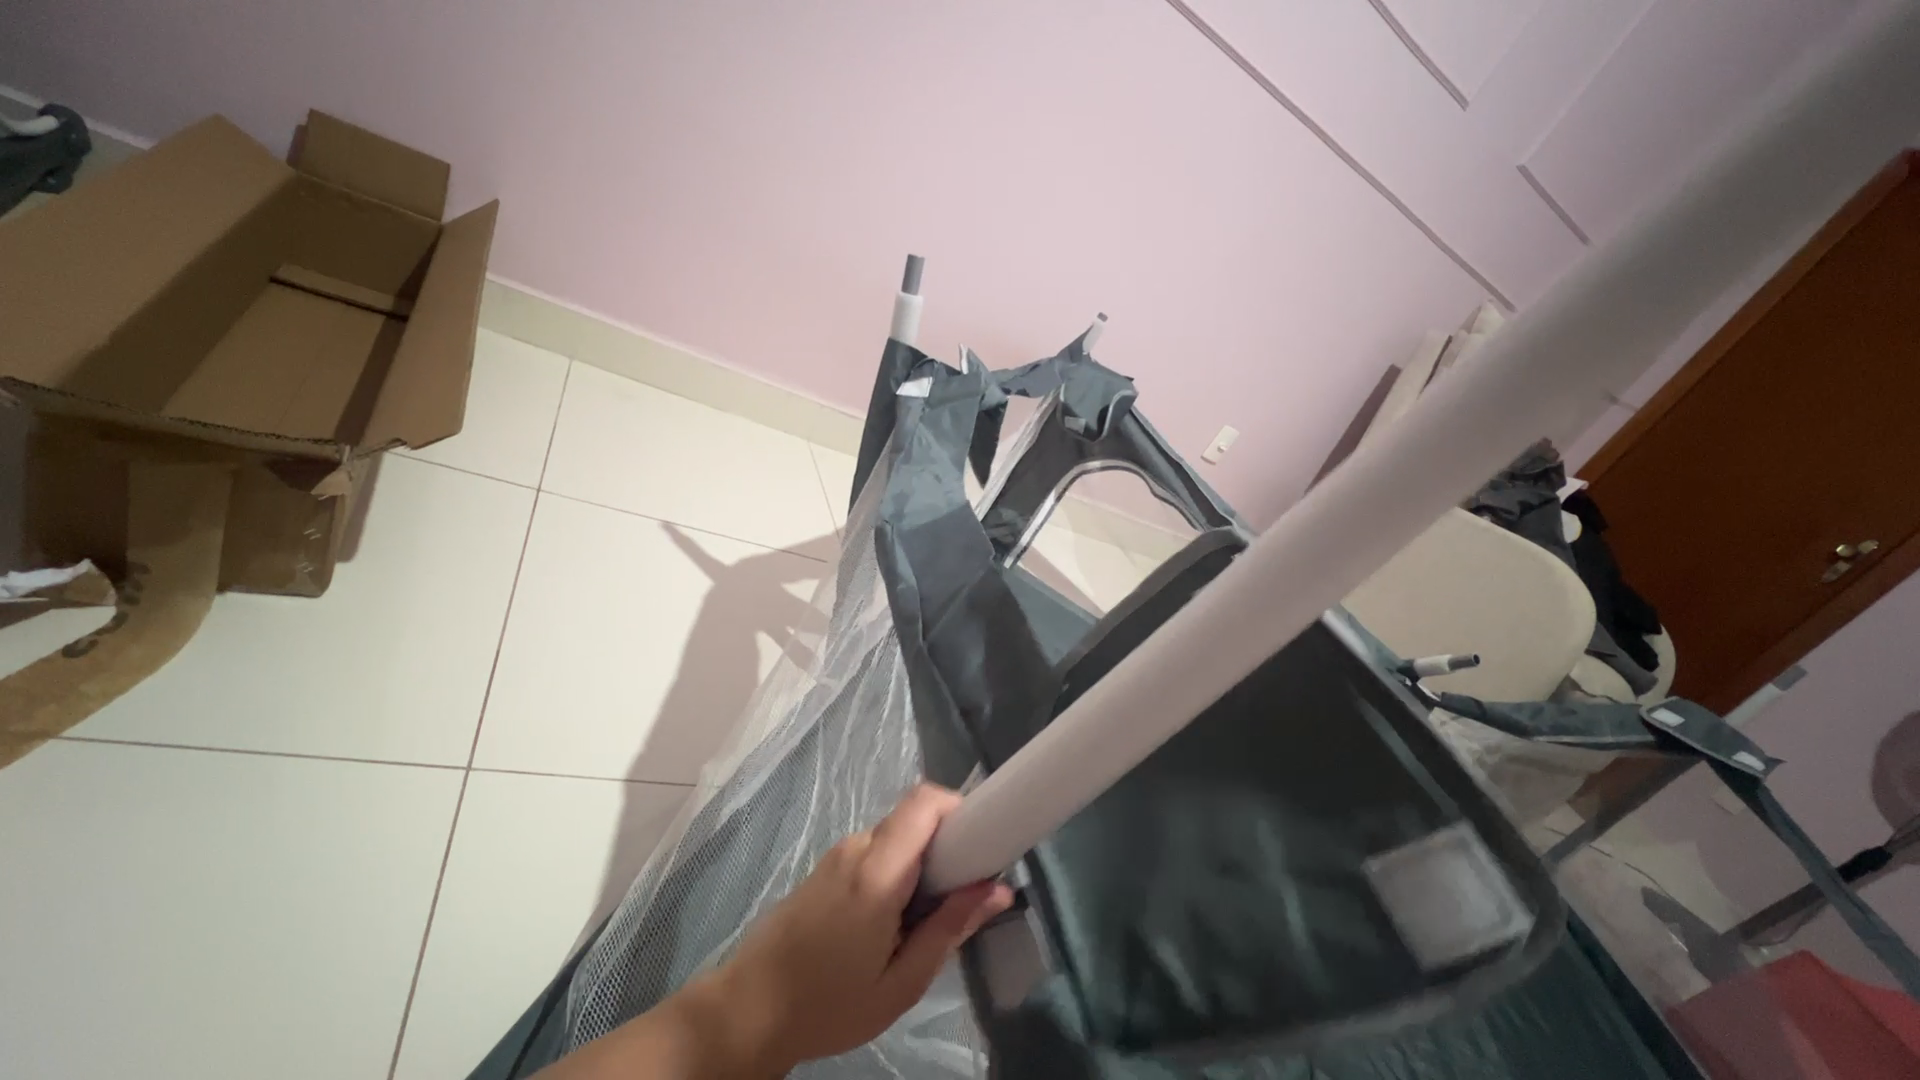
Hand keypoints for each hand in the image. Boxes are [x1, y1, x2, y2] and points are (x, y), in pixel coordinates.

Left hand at [689, 784, 1013, 1074]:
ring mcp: (837, 855)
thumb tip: (998, 890)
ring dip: (922, 865)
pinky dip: (899, 871)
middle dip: (948, 848)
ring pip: (898, 838)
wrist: (746, 1011)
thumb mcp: (901, 983)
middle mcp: (856, 849)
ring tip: (924, 922)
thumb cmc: (828, 1005)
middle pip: (916, 820)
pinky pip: (877, 852)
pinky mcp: (827, 867)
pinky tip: (892, 922)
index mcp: (876, 872)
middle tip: (960, 901)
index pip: (925, 803)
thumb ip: (950, 930)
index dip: (962, 809)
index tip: (984, 848)